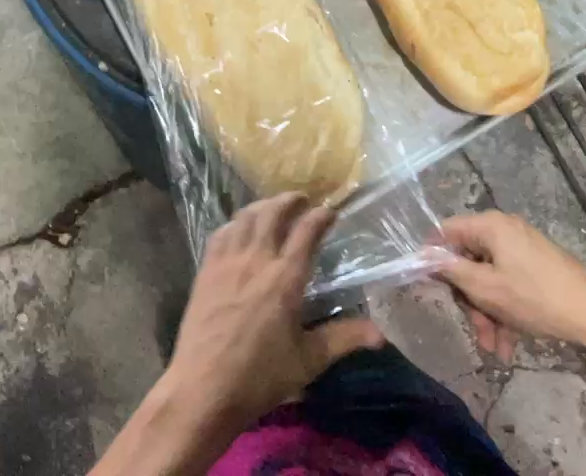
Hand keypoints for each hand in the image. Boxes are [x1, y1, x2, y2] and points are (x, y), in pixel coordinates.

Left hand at [165, 193, 384, 428]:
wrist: (204, 387)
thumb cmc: (260, 376)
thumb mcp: (308, 361)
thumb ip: (343, 339)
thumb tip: (381, 333)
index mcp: (285, 279)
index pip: (306, 232)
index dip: (320, 216)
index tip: (331, 211)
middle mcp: (256, 260)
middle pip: (272, 213)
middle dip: (289, 200)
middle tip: (302, 199)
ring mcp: (227, 262)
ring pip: (245, 218)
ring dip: (262, 206)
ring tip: (272, 207)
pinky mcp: (205, 271)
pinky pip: (221, 234)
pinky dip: (235, 223)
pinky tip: (239, 228)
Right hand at [432, 210, 585, 358]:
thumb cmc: (535, 298)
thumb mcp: (485, 288)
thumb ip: (450, 270)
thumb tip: (421, 255)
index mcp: (490, 226)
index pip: (446, 232)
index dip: (433, 257)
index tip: (427, 286)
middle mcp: (505, 231)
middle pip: (469, 260)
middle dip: (469, 299)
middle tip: (475, 328)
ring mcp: (523, 250)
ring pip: (489, 278)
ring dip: (487, 313)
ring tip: (495, 347)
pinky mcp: (537, 269)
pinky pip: (508, 285)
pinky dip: (505, 311)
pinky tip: (508, 344)